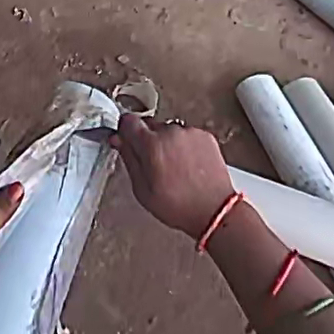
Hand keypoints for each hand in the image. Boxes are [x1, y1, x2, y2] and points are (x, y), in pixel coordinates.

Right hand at [110, 113, 236, 238]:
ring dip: (168, 142)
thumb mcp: (142, 190)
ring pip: (168, 130)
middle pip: (149, 125)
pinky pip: (187, 134)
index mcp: (151, 145)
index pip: (129, 121)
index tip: (127, 140)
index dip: (126, 131)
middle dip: (148, 140)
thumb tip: (118, 140)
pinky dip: (185, 145)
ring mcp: (189, 133)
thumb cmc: (179, 205)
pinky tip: (188, 165)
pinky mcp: (205, 136)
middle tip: (154, 163)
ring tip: (175, 167)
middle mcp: (170, 133)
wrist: (215, 212)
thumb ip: (128, 159)